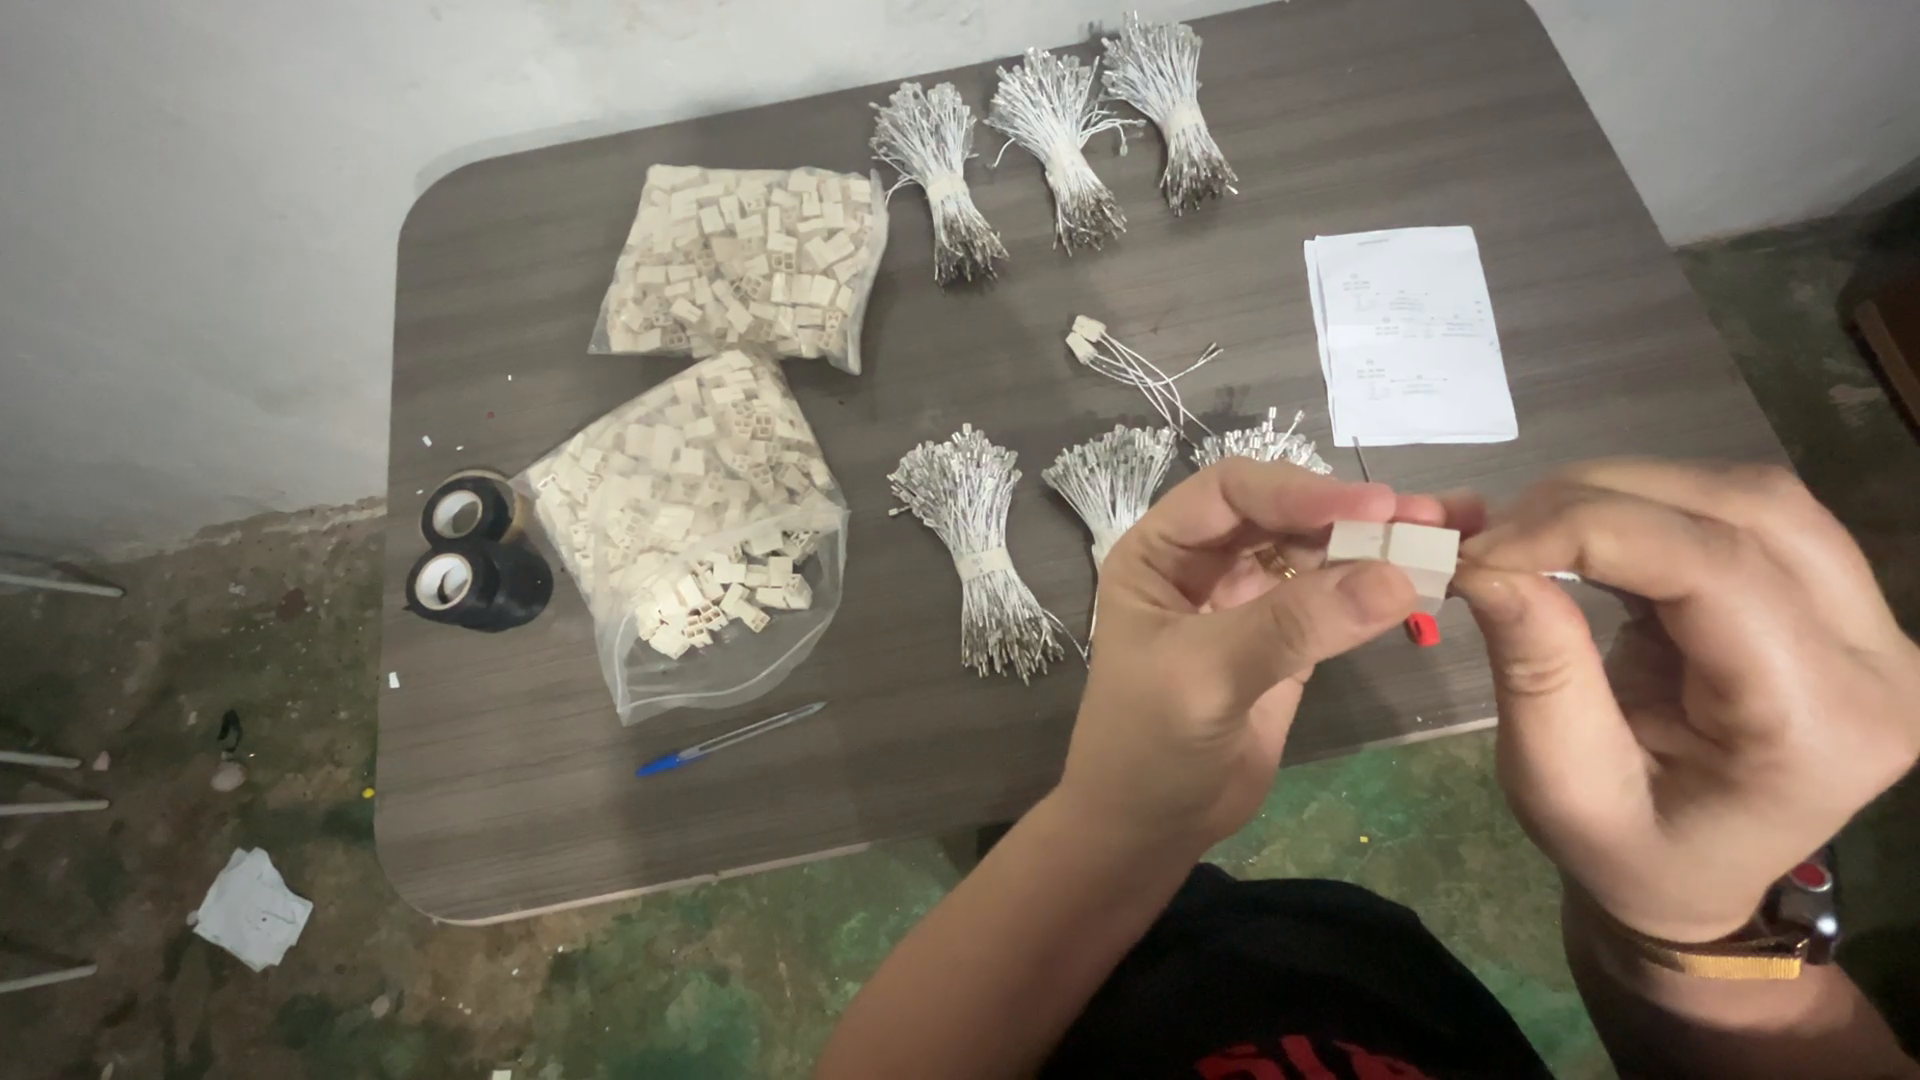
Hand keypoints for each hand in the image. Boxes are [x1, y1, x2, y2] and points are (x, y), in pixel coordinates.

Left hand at [1056, 459, 1449, 852]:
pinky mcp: (1281, 639)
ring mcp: (1243, 599)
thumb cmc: (1149, 744)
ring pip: (1310, 552)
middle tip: (1431, 520)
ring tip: (1444, 541)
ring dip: (1370, 545)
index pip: (1229, 492)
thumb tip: (1396, 574)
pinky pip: (1330, 599)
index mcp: (1157, 553)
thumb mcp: (1208, 674)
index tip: (1378, 506)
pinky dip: (1372, 589)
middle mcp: (1198, 563)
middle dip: (1348, 513)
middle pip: (1278, 513)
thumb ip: (1292, 625)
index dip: (1300, 490)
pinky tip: (1421, 583)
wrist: (1149, 822)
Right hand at [1452, 460, 1919, 942]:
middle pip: (1747, 510)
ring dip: (1617, 493)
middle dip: (1596, 499)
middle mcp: (1873, 658)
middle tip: (1491, 536)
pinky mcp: (1814, 602)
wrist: (1683, 875)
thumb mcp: (1557, 777)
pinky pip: (1731, 516)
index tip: (1477, 549)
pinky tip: (1572, 539)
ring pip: (1746, 496)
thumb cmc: (1620, 847)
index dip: (1585, 532)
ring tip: (1526, 532)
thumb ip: (1534, 666)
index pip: (1715, 570)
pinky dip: (1634, 508)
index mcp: (1818, 722)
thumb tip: (1483, 562)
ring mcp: (1858, 623)